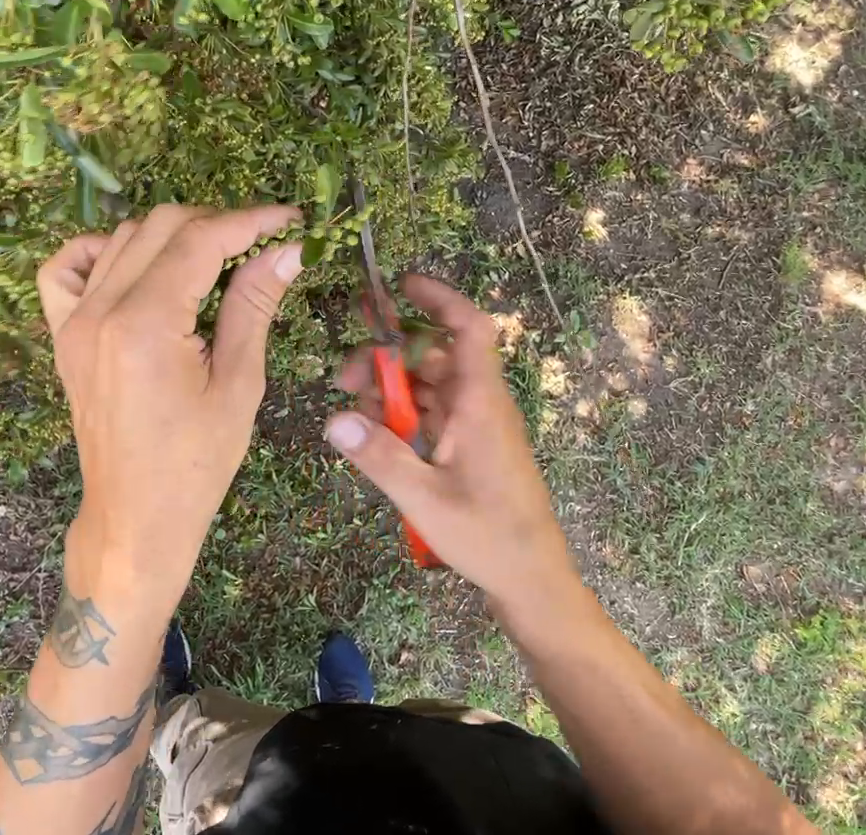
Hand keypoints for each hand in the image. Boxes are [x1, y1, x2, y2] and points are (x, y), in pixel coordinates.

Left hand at [38, 204, 303, 592]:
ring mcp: (73, 321)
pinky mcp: (63, 335)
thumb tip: (290, 249)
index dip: (251, 221)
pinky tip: (138, 266)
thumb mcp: (239, 384)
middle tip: (261, 245)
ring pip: (122, 238)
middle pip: (161, 226)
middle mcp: (100, 310)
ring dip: (173, 236)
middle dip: (218, 223)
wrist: (135, 516)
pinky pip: (66, 269)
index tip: (291, 220)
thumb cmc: (196, 464)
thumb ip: (255, 305)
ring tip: (216, 260)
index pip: (201, 240)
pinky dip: (102, 251)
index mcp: (145, 324)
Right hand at [325, 275, 577, 606]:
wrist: (532, 579)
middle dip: (388, 355)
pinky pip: (434, 412)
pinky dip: (404, 413)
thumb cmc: (487, 536)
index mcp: (480, 403)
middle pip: (435, 354)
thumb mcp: (425, 498)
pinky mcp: (470, 445)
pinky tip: (376, 432)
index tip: (399, 285)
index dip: (438, 298)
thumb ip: (379, 456)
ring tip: (352, 409)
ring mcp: (476, 425)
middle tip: (344, 376)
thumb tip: (333, 420)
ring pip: (430, 384)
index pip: (469, 328)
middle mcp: (480, 404)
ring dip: (391, 387)